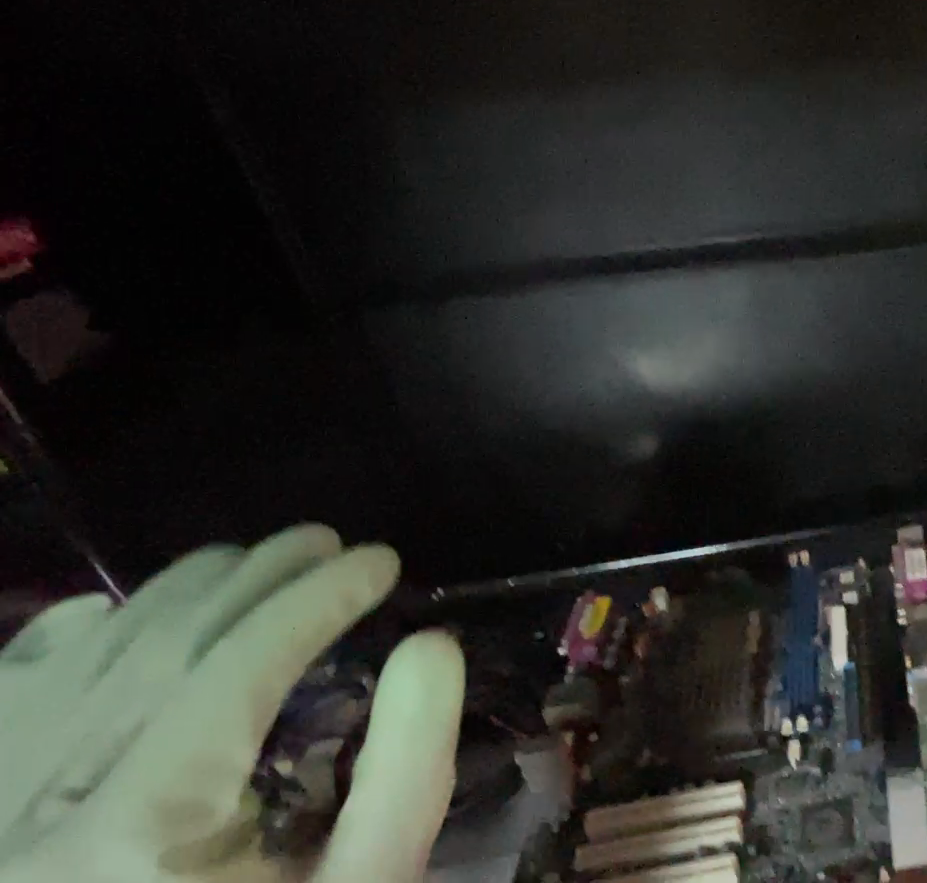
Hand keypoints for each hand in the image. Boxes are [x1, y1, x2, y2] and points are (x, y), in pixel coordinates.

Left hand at [0, 525, 465, 881]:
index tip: (382, 561)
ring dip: (170, 596)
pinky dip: (56, 646)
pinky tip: (109, 617)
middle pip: (153, 647)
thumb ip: (407, 769)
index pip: (239, 665)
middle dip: (254, 577)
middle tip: (327, 544)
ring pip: (72, 664)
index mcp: (137, 836)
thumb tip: (430, 647)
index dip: (319, 597)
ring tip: (250, 562)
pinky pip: (3, 702)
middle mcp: (31, 815)